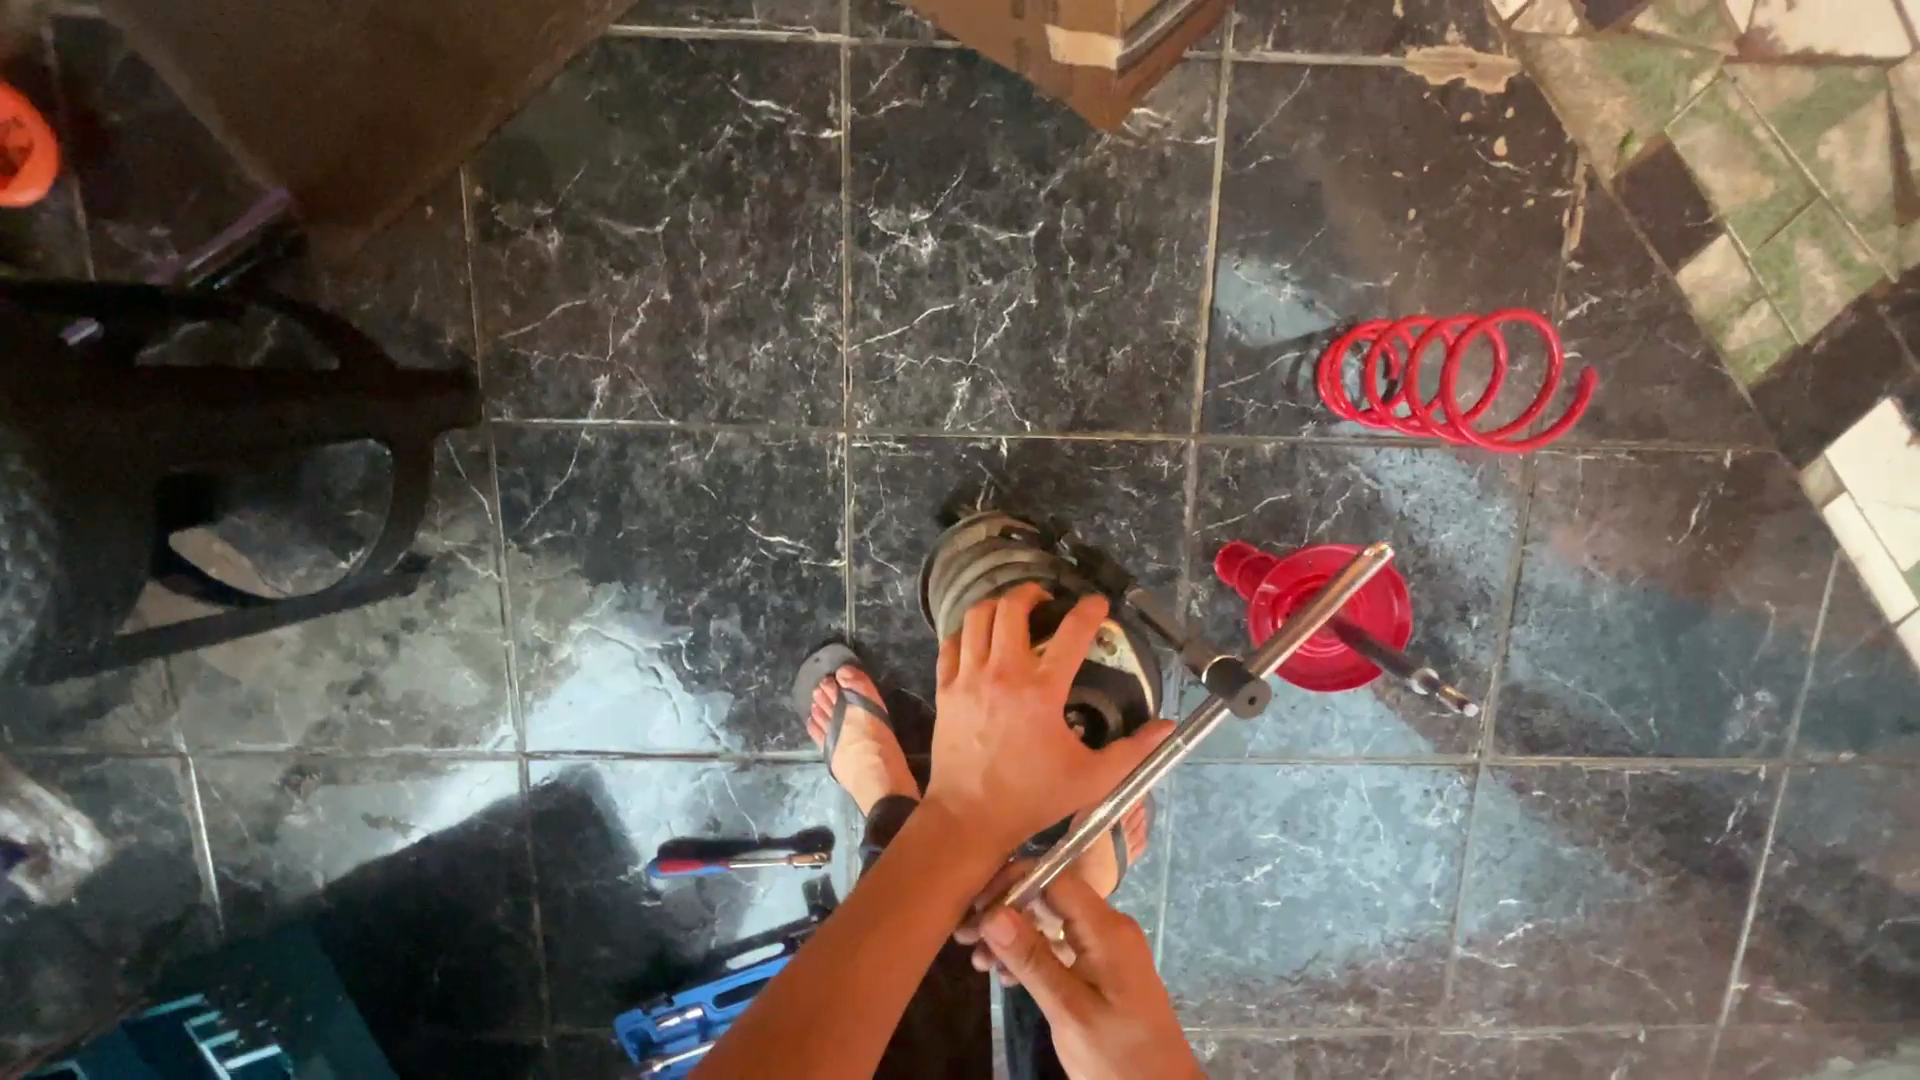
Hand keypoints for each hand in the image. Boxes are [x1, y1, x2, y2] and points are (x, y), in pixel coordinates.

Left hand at [925, 583, 1173, 853]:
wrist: (970, 816)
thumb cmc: (1033, 797)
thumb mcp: (1092, 779)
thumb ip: (1133, 751)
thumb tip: (1168, 726)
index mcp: (1041, 693)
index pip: (1072, 633)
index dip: (1089, 610)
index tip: (1098, 604)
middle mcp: (1003, 675)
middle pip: (1012, 608)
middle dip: (1031, 593)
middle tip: (1045, 600)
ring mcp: (968, 679)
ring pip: (977, 618)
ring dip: (997, 606)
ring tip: (1012, 611)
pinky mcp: (945, 689)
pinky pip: (951, 643)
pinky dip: (966, 632)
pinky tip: (979, 639)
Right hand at [978, 873, 1201, 1079]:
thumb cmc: (1119, 1058)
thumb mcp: (1070, 1012)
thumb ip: (1032, 959)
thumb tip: (992, 912)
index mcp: (1106, 926)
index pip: (1053, 876)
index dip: (1010, 882)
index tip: (973, 907)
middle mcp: (1109, 925)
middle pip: (1049, 896)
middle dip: (1006, 912)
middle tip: (966, 938)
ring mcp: (1107, 946)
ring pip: (1052, 921)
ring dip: (1015, 936)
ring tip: (980, 962)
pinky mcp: (1104, 966)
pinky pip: (1062, 943)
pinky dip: (1033, 954)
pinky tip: (1006, 974)